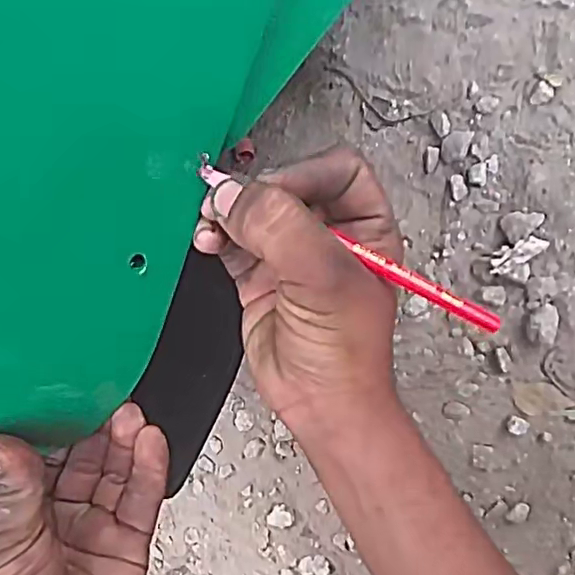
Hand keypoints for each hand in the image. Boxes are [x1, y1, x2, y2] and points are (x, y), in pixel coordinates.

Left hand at [0, 404, 168, 574]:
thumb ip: (10, 486)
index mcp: (12, 513)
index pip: (39, 455)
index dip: (55, 426)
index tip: (65, 396)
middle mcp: (55, 520)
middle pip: (83, 460)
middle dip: (95, 430)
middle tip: (106, 401)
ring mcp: (93, 532)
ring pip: (115, 476)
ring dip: (125, 445)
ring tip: (132, 416)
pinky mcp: (126, 548)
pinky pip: (141, 502)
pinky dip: (148, 472)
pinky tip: (149, 445)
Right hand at [195, 145, 404, 439]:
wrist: (321, 403)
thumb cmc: (346, 355)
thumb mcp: (324, 277)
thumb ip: (282, 226)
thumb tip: (238, 196)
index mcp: (366, 228)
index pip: (335, 171)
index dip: (302, 174)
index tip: (273, 195)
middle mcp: (328, 239)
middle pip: (287, 187)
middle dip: (256, 193)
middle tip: (234, 205)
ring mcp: (291, 259)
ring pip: (254, 213)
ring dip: (229, 212)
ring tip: (213, 220)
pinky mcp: (259, 279)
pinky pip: (231, 241)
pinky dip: (214, 235)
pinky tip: (208, 238)